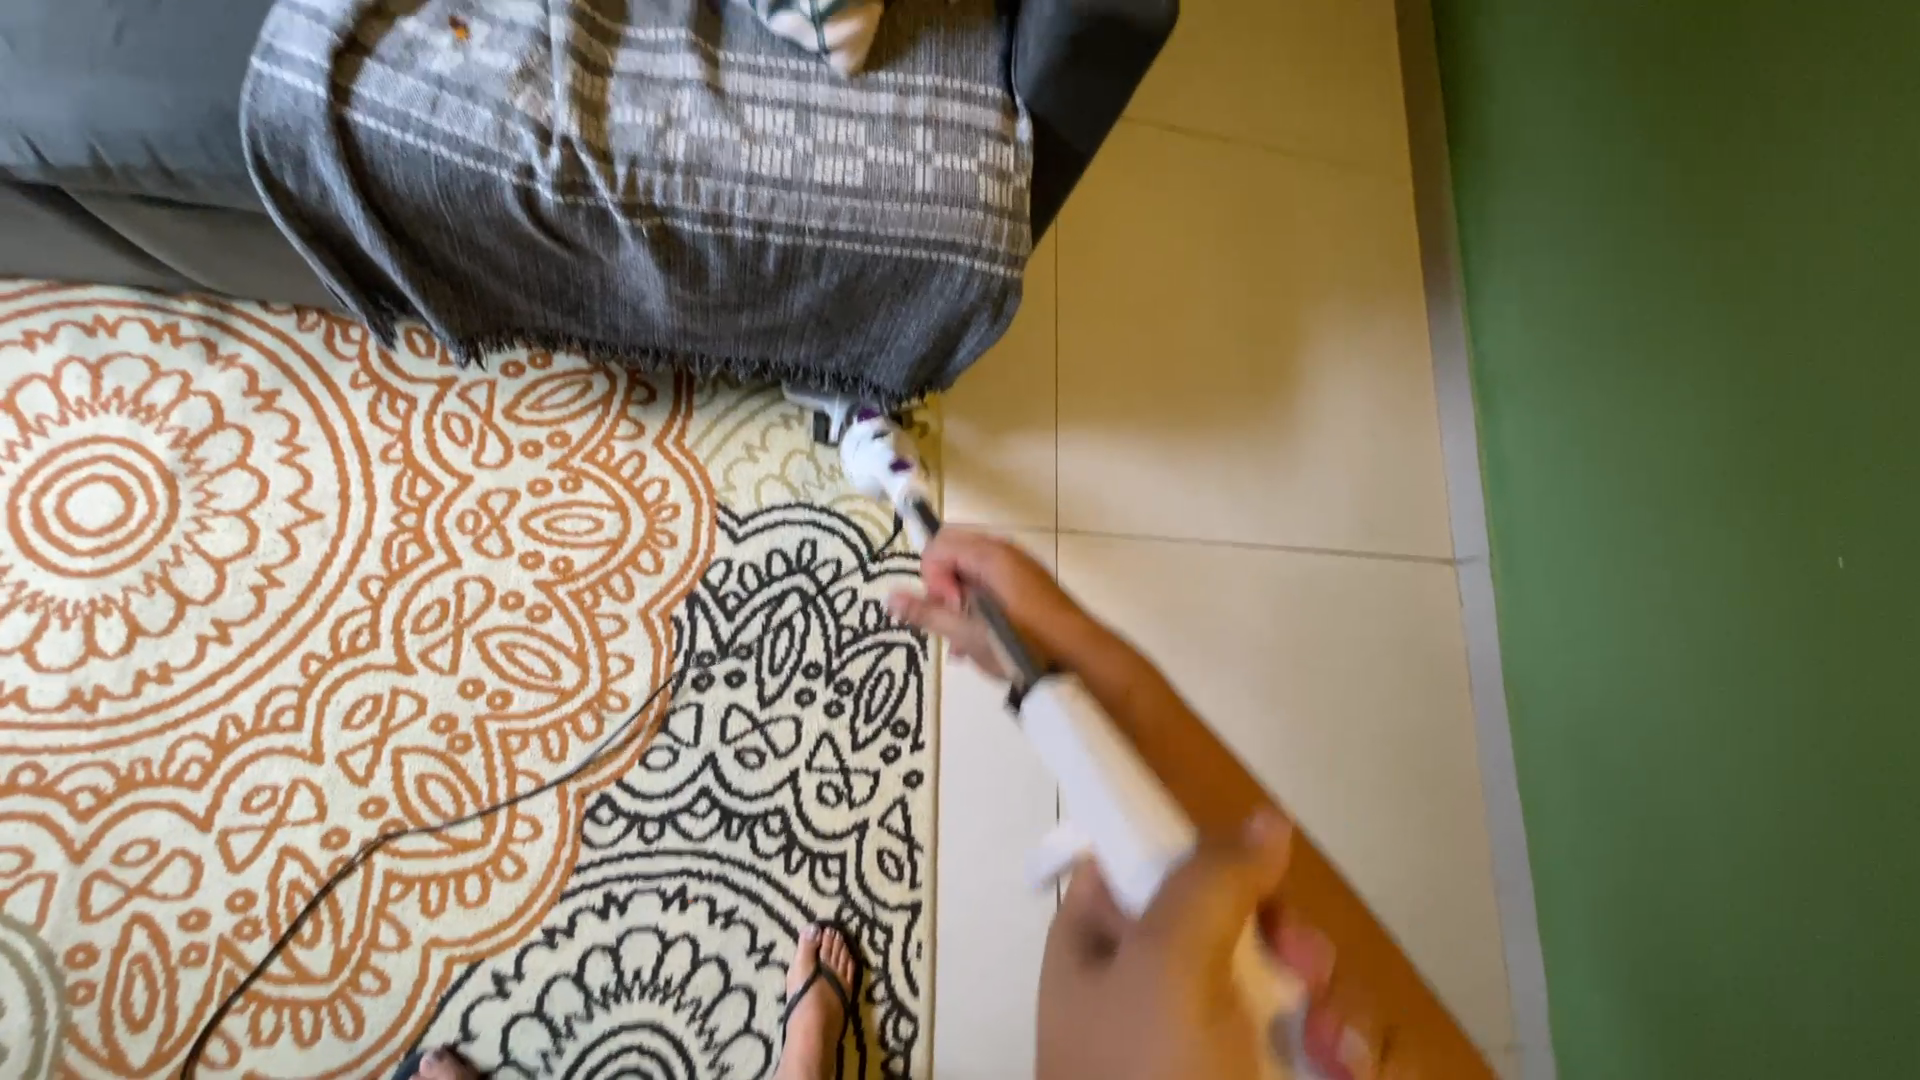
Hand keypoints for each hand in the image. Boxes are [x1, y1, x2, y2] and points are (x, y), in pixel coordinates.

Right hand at [886, 528, 1107, 679]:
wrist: (1082, 659)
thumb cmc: (1025, 644)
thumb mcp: (970, 632)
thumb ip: (928, 613)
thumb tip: (889, 597)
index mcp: (991, 554)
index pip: (938, 544)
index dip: (932, 577)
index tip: (947, 608)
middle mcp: (1005, 553)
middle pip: (953, 556)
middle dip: (942, 590)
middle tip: (951, 623)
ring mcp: (1018, 570)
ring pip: (970, 575)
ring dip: (958, 605)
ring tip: (962, 645)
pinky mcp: (1028, 589)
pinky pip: (990, 588)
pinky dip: (977, 610)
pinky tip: (977, 645)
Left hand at [1038, 812, 1373, 1079]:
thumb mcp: (1164, 964)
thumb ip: (1210, 882)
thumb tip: (1265, 820)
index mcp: (1099, 942)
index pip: (1136, 859)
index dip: (1193, 849)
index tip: (1250, 861)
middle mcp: (1148, 984)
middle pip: (1224, 916)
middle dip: (1277, 932)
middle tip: (1300, 957)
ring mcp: (1206, 1041)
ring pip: (1277, 978)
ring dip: (1319, 998)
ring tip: (1327, 1037)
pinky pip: (1309, 1042)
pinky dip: (1337, 1051)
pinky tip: (1346, 1068)